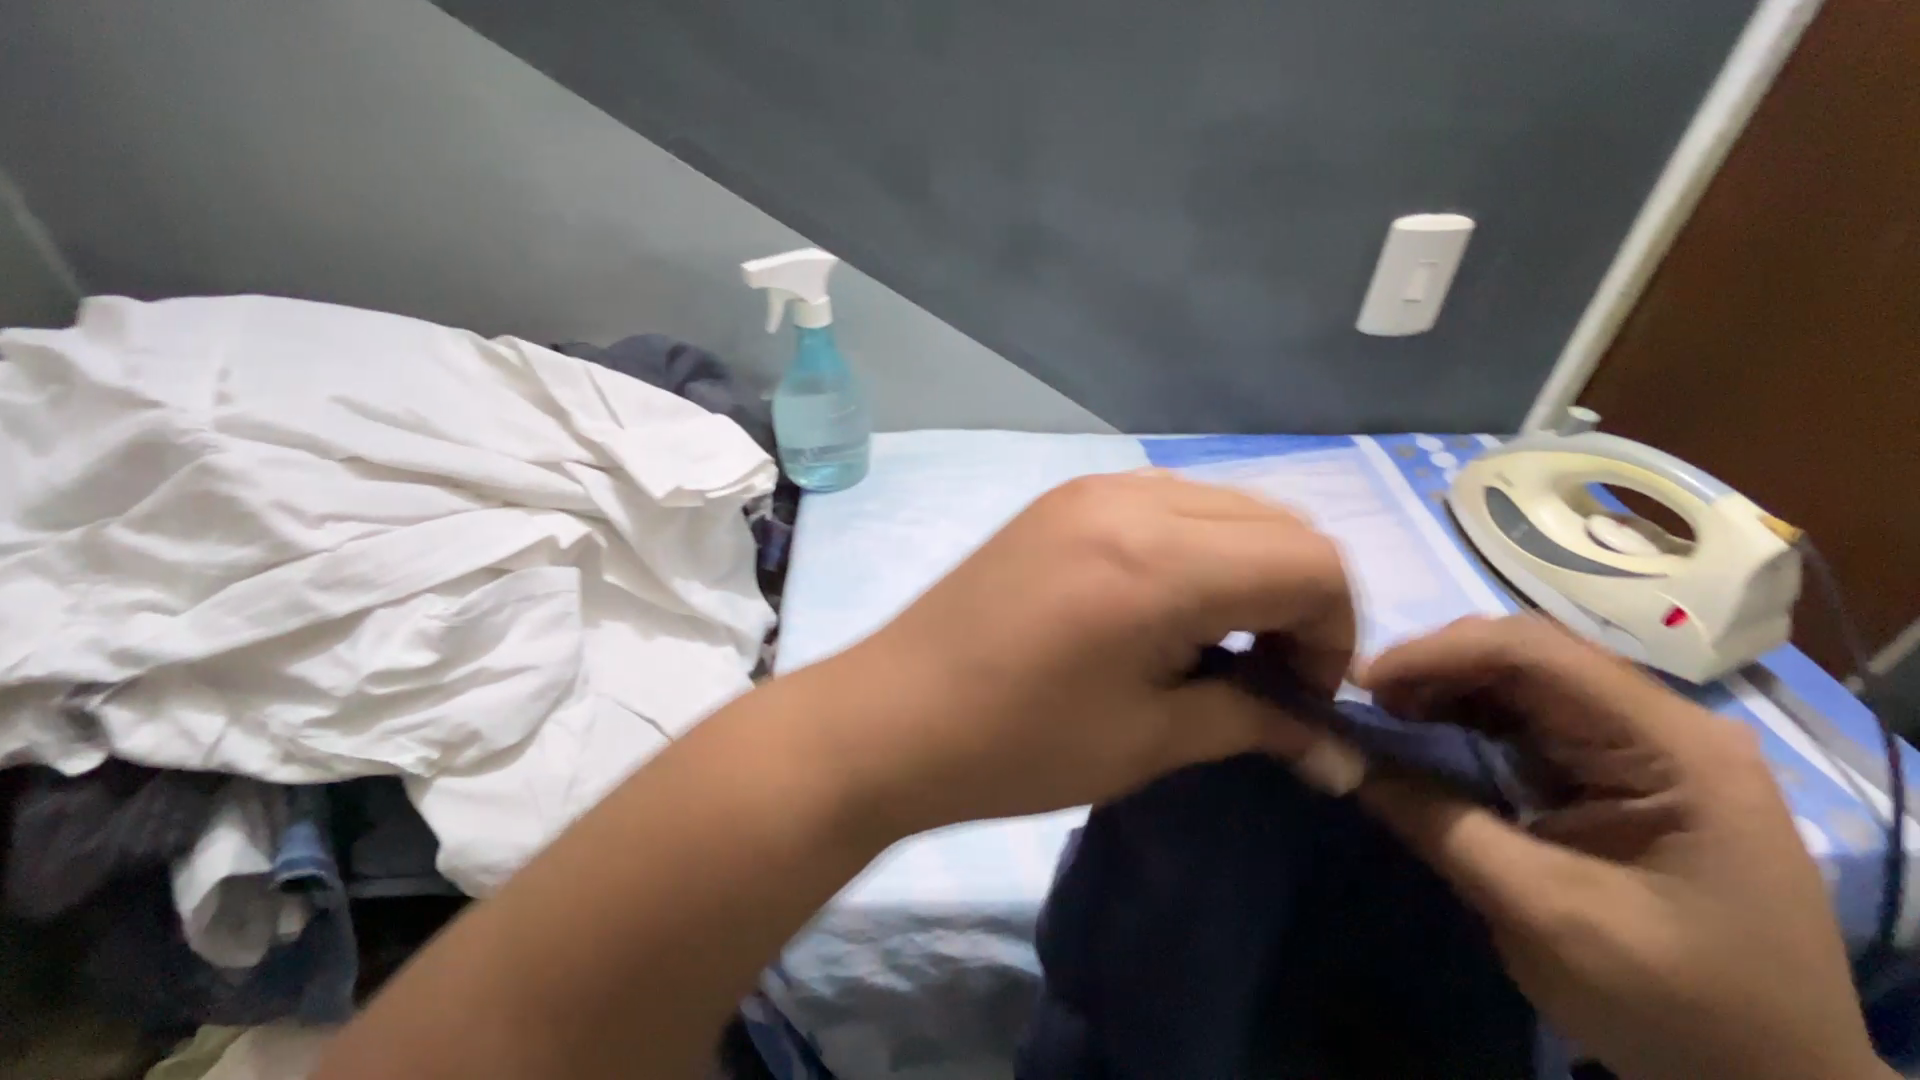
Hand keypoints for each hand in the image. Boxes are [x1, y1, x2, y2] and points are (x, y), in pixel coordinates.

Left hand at [809, 470, 1355, 834]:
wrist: (890, 718)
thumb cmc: (1017, 746)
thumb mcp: (1148, 742)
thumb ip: (1253, 721)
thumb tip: (1332, 745)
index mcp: (1161, 561)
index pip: (1311, 564)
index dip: (1333, 634)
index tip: (1302, 695)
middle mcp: (1134, 499)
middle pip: (1279, 522)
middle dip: (1300, 597)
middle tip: (1270, 671)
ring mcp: (1091, 488)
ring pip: (1227, 505)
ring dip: (1251, 568)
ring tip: (1219, 642)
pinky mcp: (1062, 499)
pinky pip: (1170, 503)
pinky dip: (1200, 548)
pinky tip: (1168, 607)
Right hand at [1358, 615, 1890, 1079]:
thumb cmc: (1675, 1003)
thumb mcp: (1546, 914)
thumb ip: (1443, 827)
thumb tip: (1345, 760)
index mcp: (1672, 745)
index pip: (1537, 653)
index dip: (1438, 654)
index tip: (1361, 682)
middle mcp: (1665, 727)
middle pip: (1533, 657)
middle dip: (1438, 668)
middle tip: (1365, 700)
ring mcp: (1647, 751)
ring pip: (1528, 684)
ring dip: (1450, 692)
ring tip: (1385, 715)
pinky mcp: (1623, 777)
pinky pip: (1535, 725)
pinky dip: (1471, 723)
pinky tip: (1429, 736)